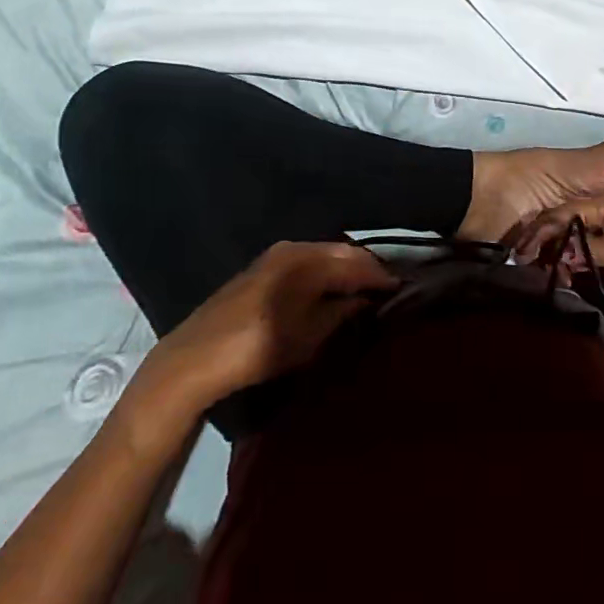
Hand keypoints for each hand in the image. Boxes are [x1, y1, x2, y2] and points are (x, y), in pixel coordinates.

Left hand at [141, 242, 397, 410]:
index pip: (358, 261)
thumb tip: (368, 299)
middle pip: (341, 251)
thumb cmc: (260, 347)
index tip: (405, 289)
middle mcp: (293, 247)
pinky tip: (332, 290)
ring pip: (323, 255)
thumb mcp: (311, 336)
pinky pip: (306, 262)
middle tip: (388, 291)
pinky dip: (325, 273)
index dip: (383, 275)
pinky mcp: (263, 267)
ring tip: (365, 292)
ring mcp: (275, 254)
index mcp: (307, 260)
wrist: (198, 356)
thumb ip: (343, 312)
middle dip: (366, 269)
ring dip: (345, 270)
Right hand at [511, 195, 603, 310]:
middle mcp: (598, 217)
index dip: (543, 228)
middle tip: (528, 261)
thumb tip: (557, 255)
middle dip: (546, 243)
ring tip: (542, 272)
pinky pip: (579, 259)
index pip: (563, 211)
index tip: (526, 246)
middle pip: (563, 226)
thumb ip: (586, 250)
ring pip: (569, 243)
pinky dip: (568, 268)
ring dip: (556, 257)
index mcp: (603, 204)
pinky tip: (558, 278)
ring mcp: (602, 237)